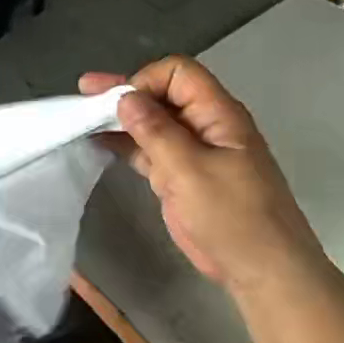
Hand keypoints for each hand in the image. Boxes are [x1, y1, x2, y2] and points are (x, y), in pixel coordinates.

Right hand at [80, 57, 326, 296]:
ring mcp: (193, 153)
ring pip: (154, 125)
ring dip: (122, 120)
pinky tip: (101, 143)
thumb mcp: (191, 170)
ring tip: (83, 116)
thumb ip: (156, 131)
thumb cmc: (232, 216)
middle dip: (126, 93)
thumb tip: (126, 98)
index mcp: (218, 114)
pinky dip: (128, 146)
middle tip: (85, 90)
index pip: (178, 74)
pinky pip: (151, 152)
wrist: (260, 268)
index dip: (146, 80)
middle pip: (163, 96)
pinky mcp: (182, 179)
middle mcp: (205, 126)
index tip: (117, 104)